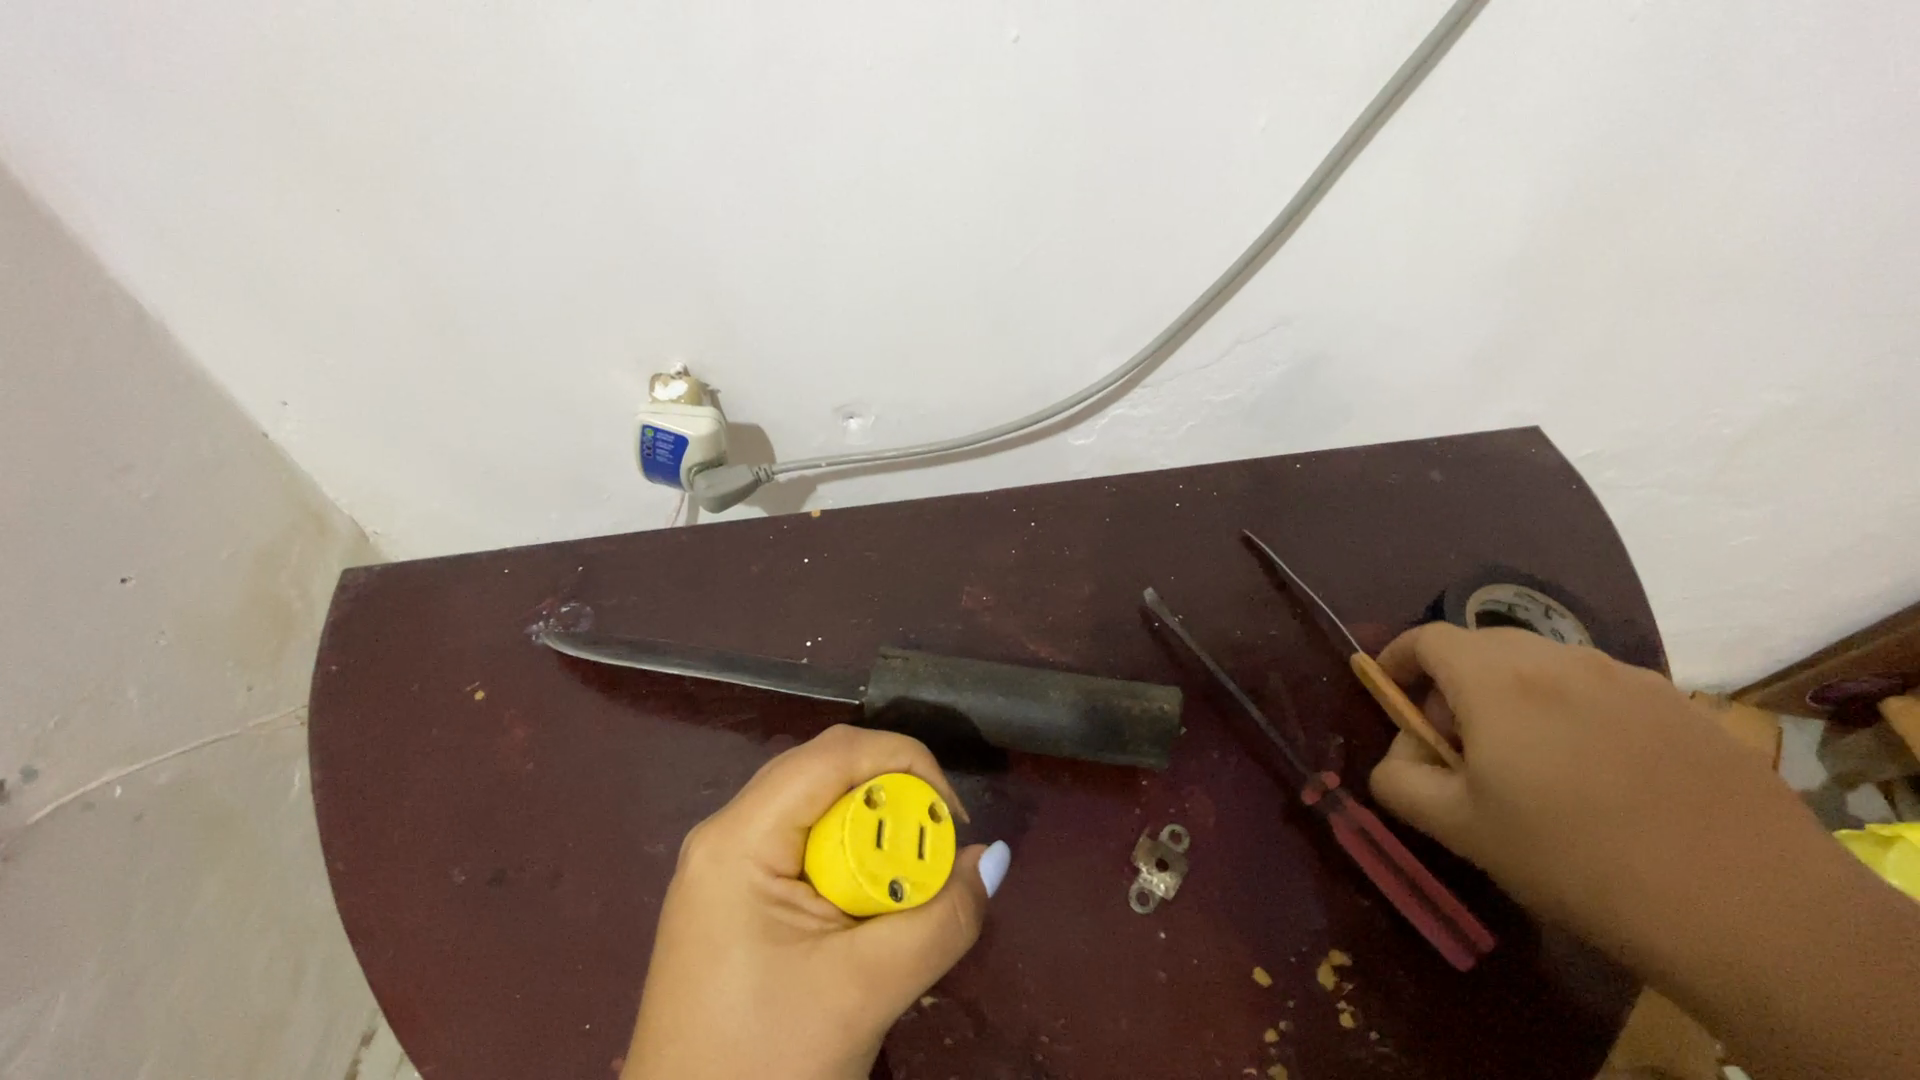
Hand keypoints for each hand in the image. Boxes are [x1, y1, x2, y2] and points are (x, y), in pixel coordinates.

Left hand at [620, 725, 1011, 1079]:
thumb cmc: (764, 1065)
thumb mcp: (865, 991)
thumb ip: (941, 920)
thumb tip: (992, 859)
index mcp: (738, 839)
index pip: (834, 754)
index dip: (906, 763)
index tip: (954, 820)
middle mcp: (727, 835)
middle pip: (825, 774)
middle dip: (893, 802)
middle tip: (937, 854)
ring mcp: (727, 866)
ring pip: (819, 811)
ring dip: (875, 836)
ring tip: (910, 886)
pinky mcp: (738, 898)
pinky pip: (806, 848)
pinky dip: (852, 863)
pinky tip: (871, 910)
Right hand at [1364, 623, 1819, 963]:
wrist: (1745, 902)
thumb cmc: (1573, 858)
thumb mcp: (1459, 828)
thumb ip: (1399, 780)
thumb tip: (1400, 755)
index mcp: (1497, 678)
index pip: (1428, 638)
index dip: (1398, 659)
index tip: (1389, 694)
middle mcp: (1561, 658)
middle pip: (1485, 646)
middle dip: (1454, 683)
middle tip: (1456, 744)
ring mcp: (1630, 677)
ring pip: (1545, 667)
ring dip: (1515, 697)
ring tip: (1528, 763)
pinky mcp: (1682, 707)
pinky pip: (1601, 691)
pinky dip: (1572, 713)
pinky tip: (1597, 777)